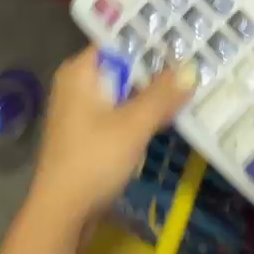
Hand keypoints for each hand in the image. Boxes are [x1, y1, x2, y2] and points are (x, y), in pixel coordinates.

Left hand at [27, 47, 197, 219]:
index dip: (148, 46)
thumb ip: (161, 97)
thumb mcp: (132, 125)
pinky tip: (160, 121)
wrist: (62, 208)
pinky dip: (134, 117)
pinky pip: (114, 114)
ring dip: (146, 98)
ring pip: (118, 94)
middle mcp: (74, 83)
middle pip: (119, 69)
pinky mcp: (83, 134)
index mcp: (79, 70)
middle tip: (191, 70)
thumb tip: (190, 68)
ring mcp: (77, 110)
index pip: (116, 44)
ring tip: (184, 92)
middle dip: (151, 74)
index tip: (181, 46)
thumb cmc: (94, 157)